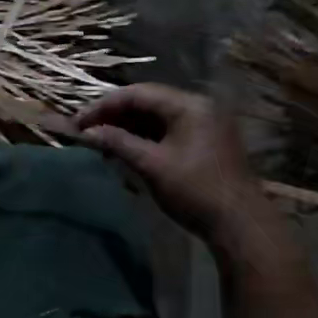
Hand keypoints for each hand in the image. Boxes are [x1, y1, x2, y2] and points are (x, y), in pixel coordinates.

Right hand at [76, 84, 267, 242]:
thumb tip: (87, 133)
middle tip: (86, 132)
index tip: (78, 123)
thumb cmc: (195, 191)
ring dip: (128, 127)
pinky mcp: (205, 142)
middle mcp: (198, 107)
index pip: (137, 94)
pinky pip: (168, 131)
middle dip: (114, 116)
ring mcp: (204, 124)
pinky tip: (126, 151)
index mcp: (189, 105)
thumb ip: (118, 143)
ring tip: (101, 143)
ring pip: (156, 117)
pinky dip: (144, 138)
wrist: (239, 223)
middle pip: (147, 102)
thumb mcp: (151, 165)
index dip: (103, 106)